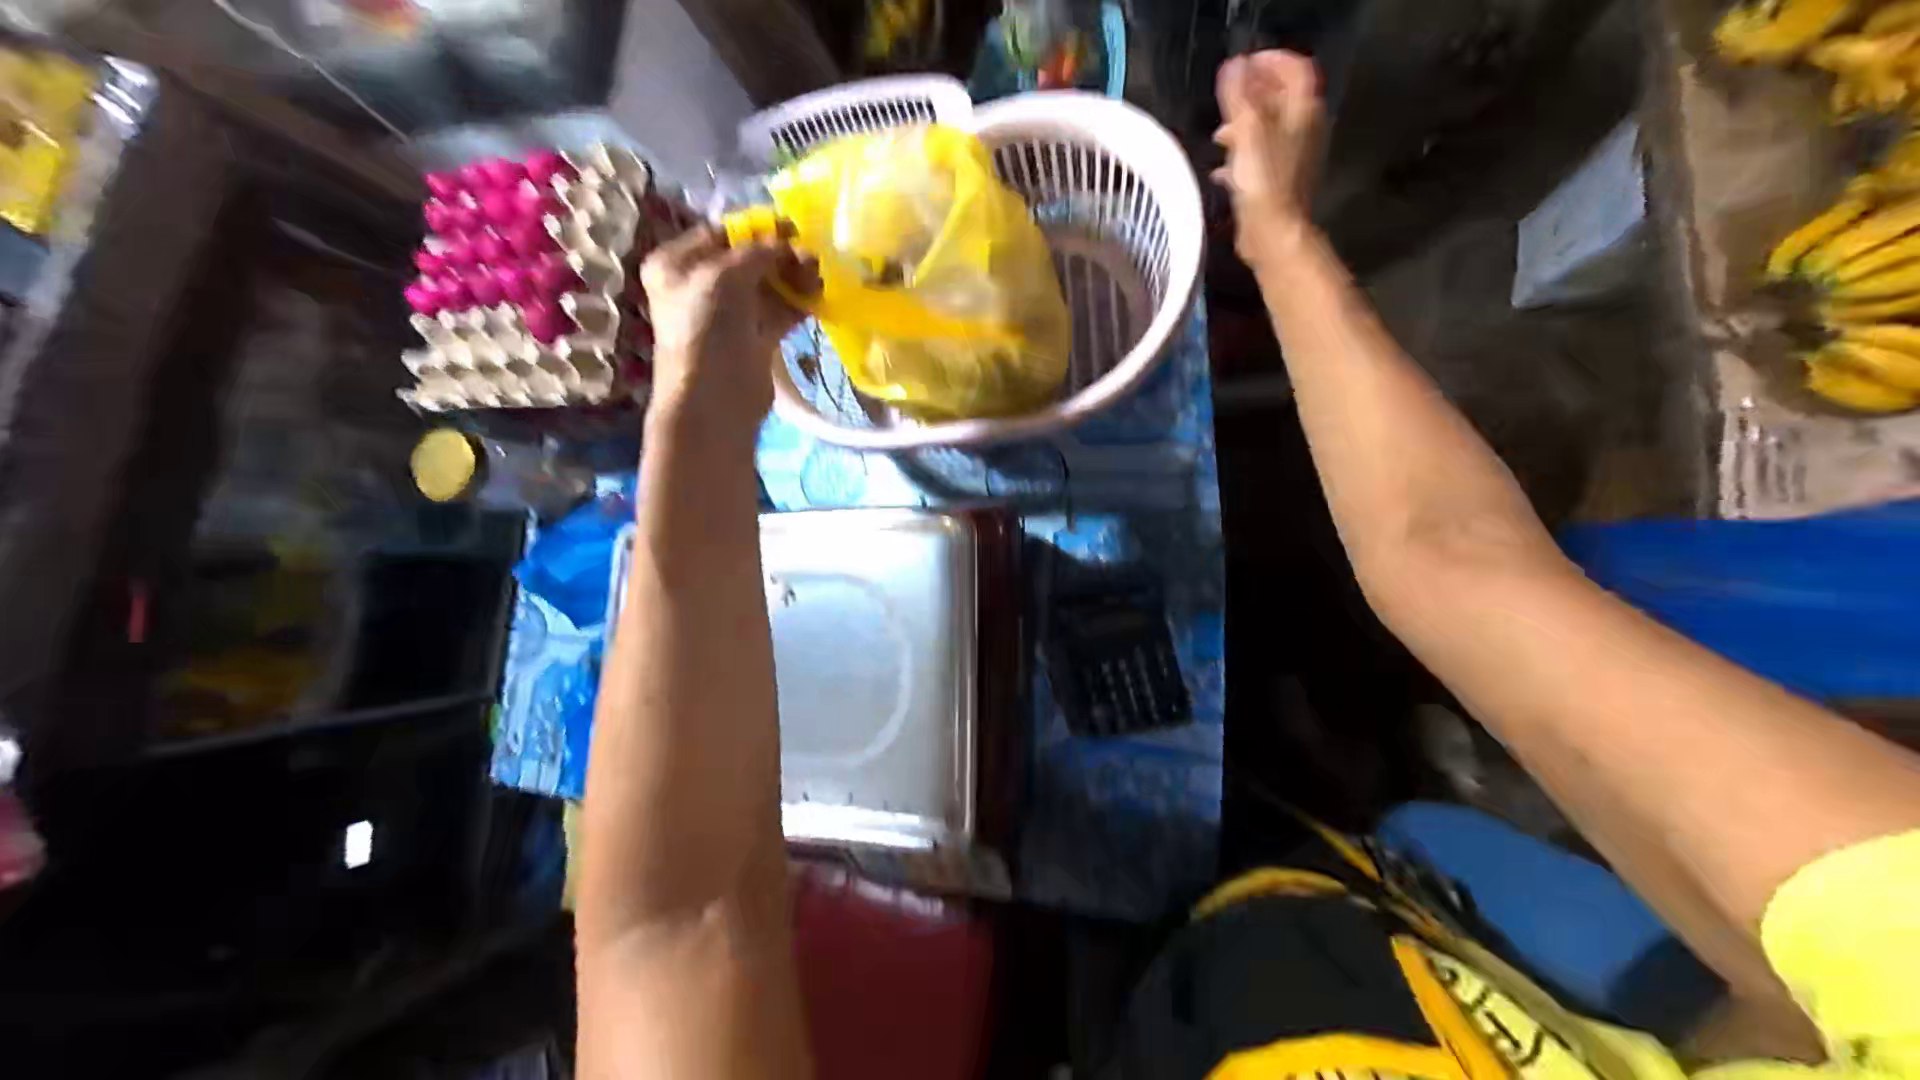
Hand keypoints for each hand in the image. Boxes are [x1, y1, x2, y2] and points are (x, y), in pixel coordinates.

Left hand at [640, 226, 813, 436]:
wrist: (714, 398)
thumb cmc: (707, 329)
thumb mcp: (726, 276)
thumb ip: (757, 252)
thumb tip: (786, 242)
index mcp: (677, 264)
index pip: (721, 233)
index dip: (757, 229)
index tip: (792, 228)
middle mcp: (700, 286)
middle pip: (749, 260)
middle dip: (781, 255)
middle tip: (811, 257)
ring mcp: (729, 315)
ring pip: (768, 286)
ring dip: (794, 278)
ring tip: (818, 278)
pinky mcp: (754, 339)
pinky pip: (780, 312)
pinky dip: (798, 303)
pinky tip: (818, 297)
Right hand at [1212, 50, 1325, 264]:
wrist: (1274, 234)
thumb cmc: (1263, 182)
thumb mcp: (1248, 132)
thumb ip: (1240, 97)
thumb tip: (1234, 67)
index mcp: (1302, 112)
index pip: (1295, 70)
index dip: (1271, 61)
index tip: (1243, 66)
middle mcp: (1304, 131)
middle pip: (1280, 100)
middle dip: (1253, 95)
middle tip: (1227, 99)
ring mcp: (1293, 159)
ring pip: (1268, 131)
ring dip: (1244, 127)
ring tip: (1218, 136)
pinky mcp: (1279, 184)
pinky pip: (1259, 160)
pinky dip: (1241, 158)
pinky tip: (1221, 171)